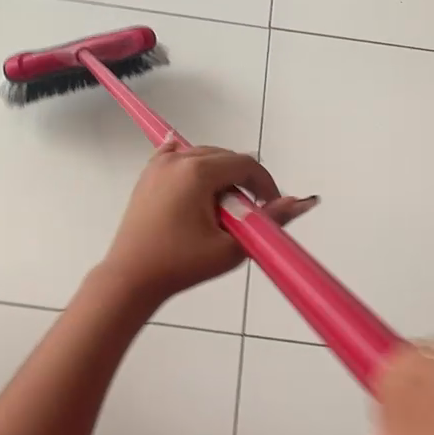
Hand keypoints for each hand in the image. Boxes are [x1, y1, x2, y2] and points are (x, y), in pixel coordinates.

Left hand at [98, 139, 316, 303]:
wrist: (131, 278)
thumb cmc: (180, 266)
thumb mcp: (231, 247)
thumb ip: (269, 221)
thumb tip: (303, 202)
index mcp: (197, 172)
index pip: (245, 164)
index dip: (265, 184)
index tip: (271, 208)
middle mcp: (177, 159)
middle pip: (226, 157)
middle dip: (242, 182)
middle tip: (246, 216)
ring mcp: (159, 164)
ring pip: (204, 157)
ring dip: (220, 177)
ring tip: (221, 212)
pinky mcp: (148, 174)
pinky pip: (179, 157)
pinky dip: (194, 168)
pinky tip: (198, 185)